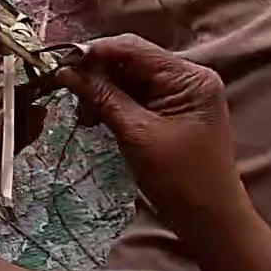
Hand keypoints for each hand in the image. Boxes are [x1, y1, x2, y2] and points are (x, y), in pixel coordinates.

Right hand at [55, 34, 247, 233]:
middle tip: (67, 93)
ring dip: (99, 91)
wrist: (210, 221)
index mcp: (188, 77)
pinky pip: (131, 95)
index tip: (59, 63)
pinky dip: (109, 104)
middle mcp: (185, 77)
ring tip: (83, 116)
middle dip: (95, 75)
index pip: (133, 48)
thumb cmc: (179, 178)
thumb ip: (102, 97)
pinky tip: (94, 119)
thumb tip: (66, 71)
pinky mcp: (167, 110)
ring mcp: (177, 93)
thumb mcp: (136, 134)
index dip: (94, 52)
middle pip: (128, 60)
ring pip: (125, 78)